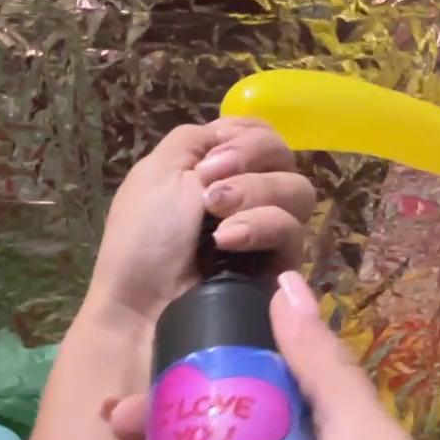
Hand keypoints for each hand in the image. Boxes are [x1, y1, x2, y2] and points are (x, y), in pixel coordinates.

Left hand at [87, 118, 316, 325]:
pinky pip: (293, 231)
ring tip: (216, 218)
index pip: (262, 133)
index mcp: (218, 169)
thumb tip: (229, 138)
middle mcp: (249, 194)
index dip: (246, 134)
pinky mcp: (281, 265)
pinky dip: (261, 226)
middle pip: (284, 155)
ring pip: (297, 190)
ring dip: (254, 194)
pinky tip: (228, 240)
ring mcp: (268, 230)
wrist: (143, 306)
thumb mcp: (158, 170)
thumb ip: (197, 139)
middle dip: (250, 159)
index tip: (213, 154)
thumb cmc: (142, 238)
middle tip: (210, 187)